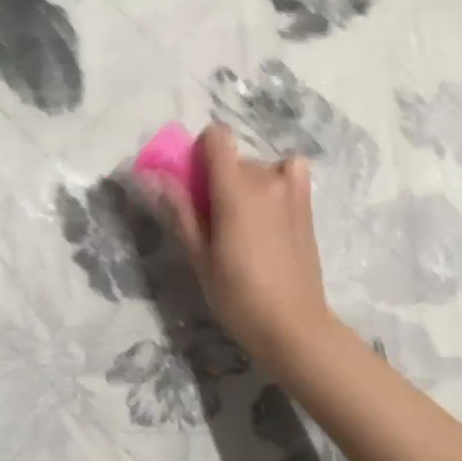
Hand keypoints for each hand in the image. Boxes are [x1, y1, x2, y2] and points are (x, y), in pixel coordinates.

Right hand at [150, 123, 336, 374]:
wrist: (291, 323)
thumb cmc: (237, 295)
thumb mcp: (199, 257)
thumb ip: (179, 211)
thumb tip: (154, 176)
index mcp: (236, 189)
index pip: (217, 137)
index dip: (199, 152)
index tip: (193, 184)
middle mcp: (267, 178)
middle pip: (235, 157)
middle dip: (218, 178)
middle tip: (212, 222)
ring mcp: (293, 190)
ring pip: (260, 168)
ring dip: (246, 184)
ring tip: (243, 225)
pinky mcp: (308, 205)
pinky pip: (288, 174)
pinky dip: (275, 182)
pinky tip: (269, 214)